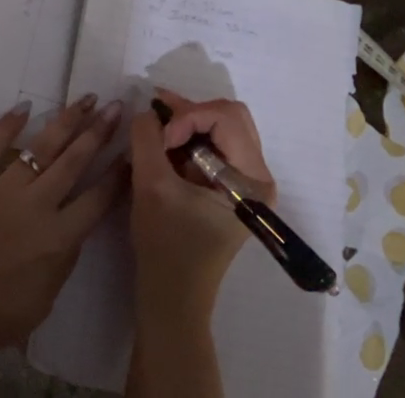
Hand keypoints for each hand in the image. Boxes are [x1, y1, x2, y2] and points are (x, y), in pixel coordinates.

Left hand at [0, 95, 125, 378]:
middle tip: (117, 106)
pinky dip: (8, 124)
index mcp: (58, 240)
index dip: (119, 174)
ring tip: (86, 99)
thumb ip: (60, 264)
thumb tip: (70, 233)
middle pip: (75, 161)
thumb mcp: (40, 304)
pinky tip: (24, 106)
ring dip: (66, 120)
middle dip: (99, 132)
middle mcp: (35, 205)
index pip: (99, 199)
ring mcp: (0, 188)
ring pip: (41, 146)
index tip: (135, 150)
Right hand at [129, 89, 275, 306]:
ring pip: (220, 128)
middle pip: (228, 117)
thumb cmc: (167, 245)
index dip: (187, 117)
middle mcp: (257, 176)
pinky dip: (187, 137)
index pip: (225, 118)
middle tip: (156, 120)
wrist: (171, 295)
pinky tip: (162, 141)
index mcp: (251, 180)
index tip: (159, 138)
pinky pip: (212, 145)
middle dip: (189, 113)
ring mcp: (245, 182)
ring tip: (154, 126)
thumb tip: (146, 110)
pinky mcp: (229, 187)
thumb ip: (147, 139)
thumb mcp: (151, 185)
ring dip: (187, 123)